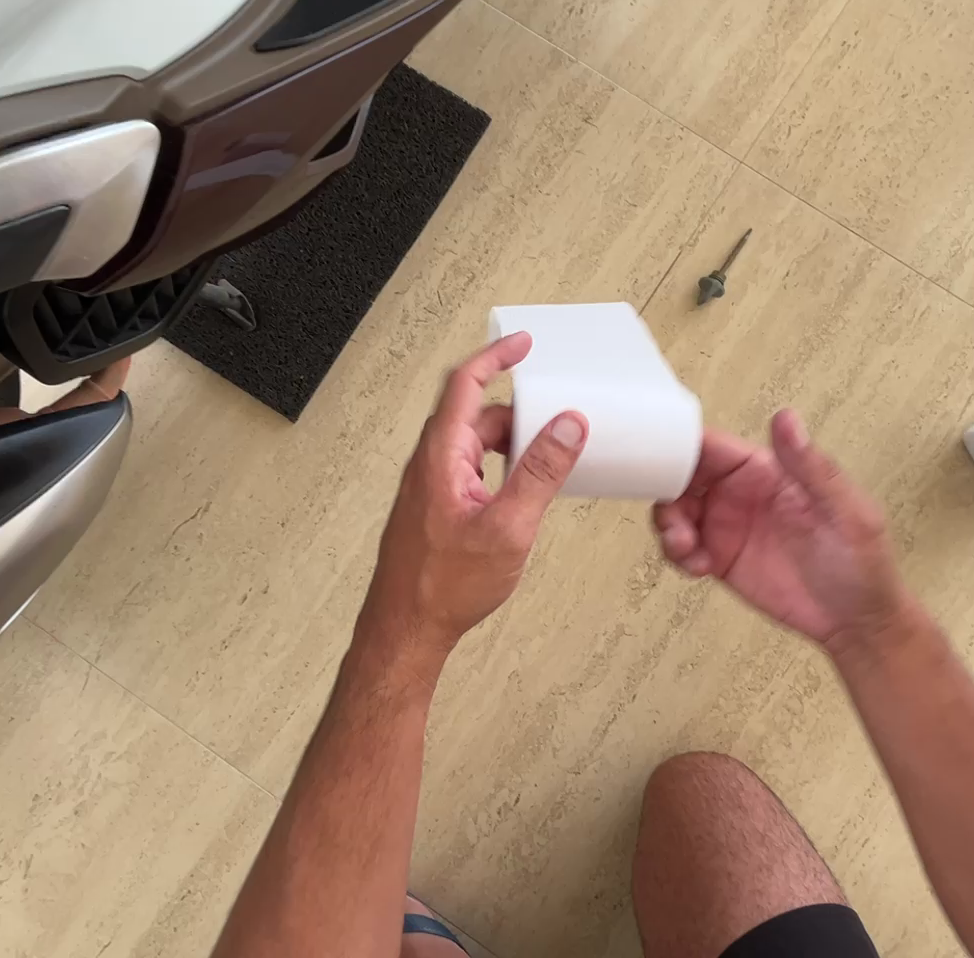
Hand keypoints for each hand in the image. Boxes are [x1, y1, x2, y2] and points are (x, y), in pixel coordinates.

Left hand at [362, 333, 587, 668]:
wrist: (406, 628)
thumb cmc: (444, 586)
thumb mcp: (508, 527)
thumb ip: (540, 473)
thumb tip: (567, 426)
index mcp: (441, 456)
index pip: (465, 385)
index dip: (494, 357)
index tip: (521, 344)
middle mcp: (432, 462)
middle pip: (478, 415)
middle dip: (520, 414)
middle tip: (557, 423)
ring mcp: (433, 483)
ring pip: (477, 444)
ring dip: (513, 445)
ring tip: (547, 463)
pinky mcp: (438, 503)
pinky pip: (474, 467)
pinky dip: (502, 466)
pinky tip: (522, 490)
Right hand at [653, 409, 905, 648]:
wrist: (856, 624)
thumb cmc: (862, 563)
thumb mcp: (847, 513)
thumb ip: (812, 467)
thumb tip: (785, 417)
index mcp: (765, 470)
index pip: (712, 447)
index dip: (680, 448)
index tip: (659, 460)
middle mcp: (737, 492)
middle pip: (681, 477)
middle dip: (666, 492)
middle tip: (675, 519)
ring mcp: (724, 525)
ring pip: (674, 510)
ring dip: (668, 525)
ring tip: (686, 548)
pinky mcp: (717, 557)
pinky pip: (680, 547)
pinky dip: (677, 554)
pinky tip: (699, 568)